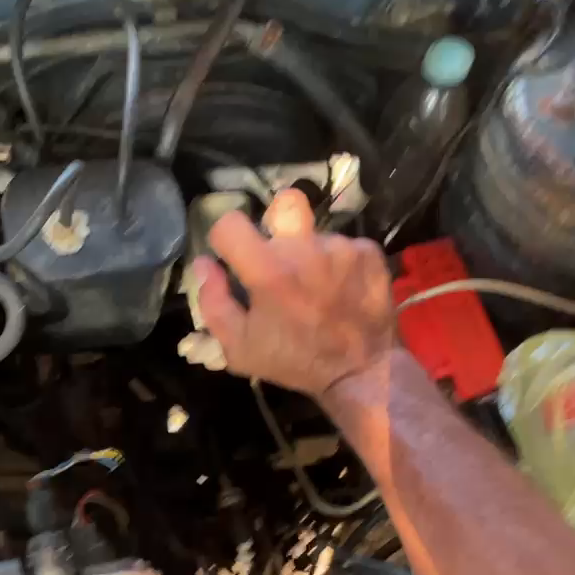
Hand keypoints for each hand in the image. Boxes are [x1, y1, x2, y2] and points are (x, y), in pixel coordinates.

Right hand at [190, 189, 396, 398]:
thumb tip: (204, 264)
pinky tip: (341, 289)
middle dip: (277, 221)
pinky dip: (339, 264)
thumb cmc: (293, 362)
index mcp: (269, 272)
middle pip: (285, 202)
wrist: (360, 372)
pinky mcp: (370, 253)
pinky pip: (345, 246)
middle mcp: (306, 251)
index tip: (231, 255)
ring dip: (310, 254)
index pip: (230, 224)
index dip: (224, 238)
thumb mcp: (239, 347)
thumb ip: (213, 303)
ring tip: (316, 287)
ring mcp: (342, 249)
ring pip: (315, 233)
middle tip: (279, 251)